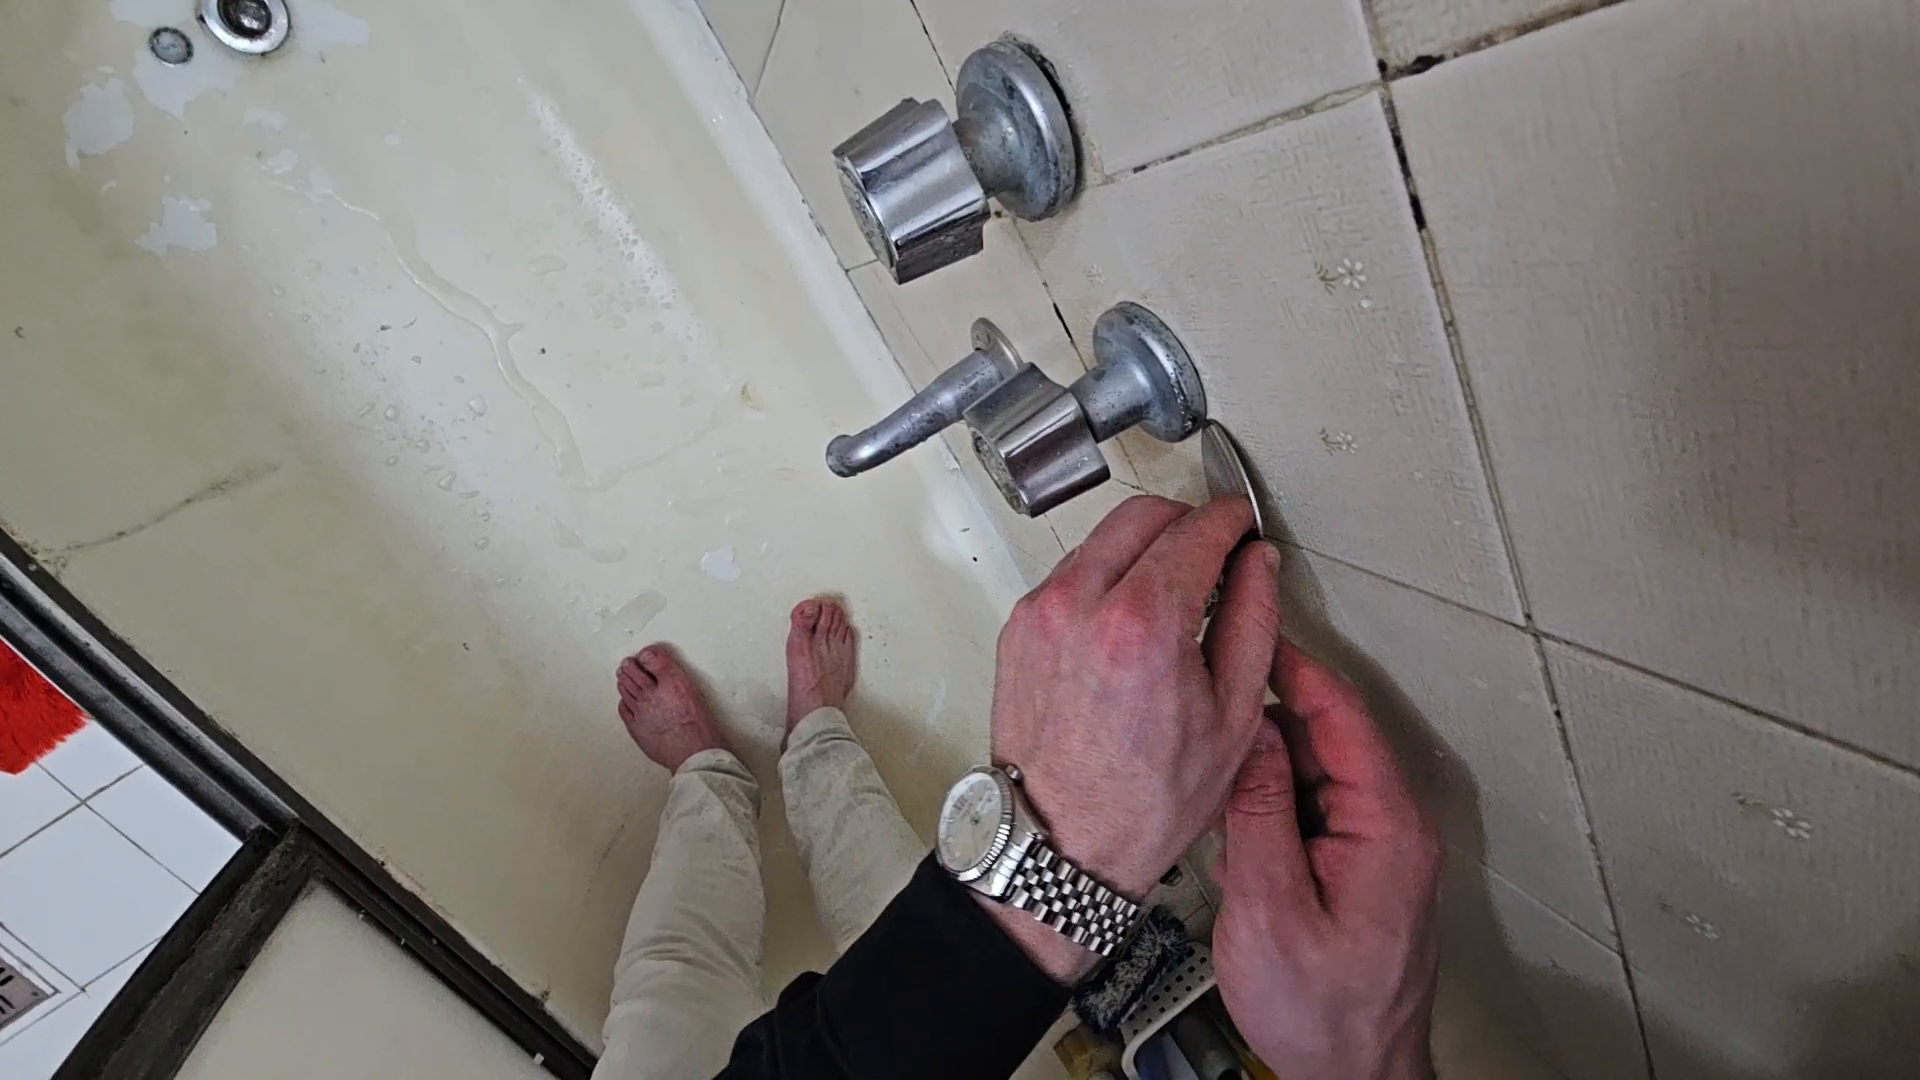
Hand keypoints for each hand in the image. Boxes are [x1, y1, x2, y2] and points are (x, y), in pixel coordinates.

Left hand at [987, 495, 1281, 979]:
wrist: (1059, 839)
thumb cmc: (1143, 800)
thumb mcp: (1231, 715)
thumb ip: (1252, 621)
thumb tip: (1257, 565)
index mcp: (1142, 624)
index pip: (1194, 530)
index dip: (1229, 518)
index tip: (1240, 523)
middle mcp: (1080, 603)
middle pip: (1141, 514)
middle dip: (1184, 521)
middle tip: (1210, 552)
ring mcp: (1041, 611)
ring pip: (1101, 538)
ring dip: (1141, 548)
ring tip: (1169, 593)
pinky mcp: (1020, 625)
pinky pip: (1070, 573)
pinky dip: (1104, 576)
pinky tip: (1125, 617)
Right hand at [1213, 640, 1442, 1079]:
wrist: (1349, 1075)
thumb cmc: (1320, 1010)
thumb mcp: (1272, 908)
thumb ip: (1260, 810)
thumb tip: (1251, 729)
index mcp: (1385, 825)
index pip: (1342, 714)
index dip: (1292, 666)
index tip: (1246, 631)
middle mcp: (1385, 820)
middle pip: (1324, 729)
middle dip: (1265, 705)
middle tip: (1206, 687)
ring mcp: (1366, 835)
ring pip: (1309, 758)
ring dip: (1260, 746)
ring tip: (1205, 737)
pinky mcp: (1344, 850)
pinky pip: (1303, 791)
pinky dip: (1263, 782)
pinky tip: (1225, 792)